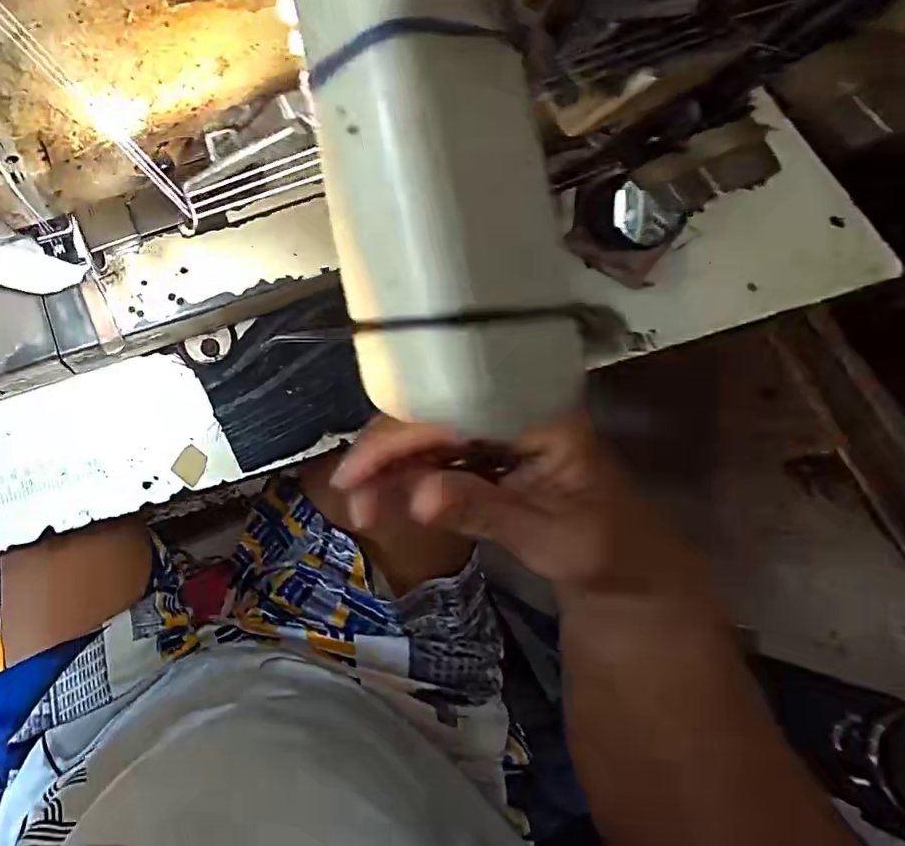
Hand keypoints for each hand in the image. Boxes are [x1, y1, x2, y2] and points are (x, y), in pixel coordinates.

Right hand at [330, 411, 704, 603]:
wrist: (624, 566)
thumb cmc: (603, 550)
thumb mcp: (551, 539)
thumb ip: (486, 513)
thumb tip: (419, 498)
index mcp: (537, 414)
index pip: (445, 411)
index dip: (394, 439)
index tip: (354, 475)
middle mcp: (502, 406)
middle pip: (417, 416)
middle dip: (377, 455)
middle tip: (349, 495)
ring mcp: (482, 422)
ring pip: (409, 433)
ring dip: (379, 467)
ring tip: (360, 505)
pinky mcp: (467, 442)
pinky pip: (417, 450)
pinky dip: (393, 474)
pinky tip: (377, 497)